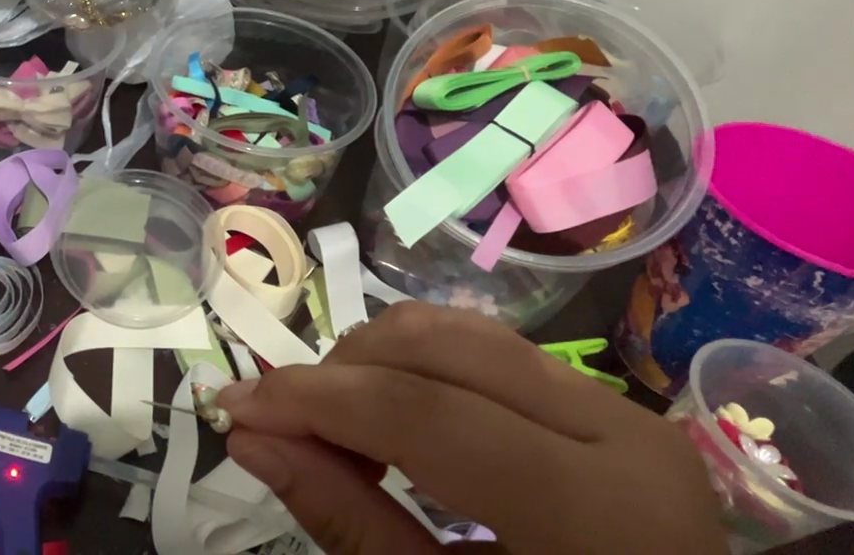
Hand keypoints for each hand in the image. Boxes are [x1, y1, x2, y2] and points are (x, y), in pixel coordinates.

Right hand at [215, 303, 726, 554]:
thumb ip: (349, 524)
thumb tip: (251, 438)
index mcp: (599, 510)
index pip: (424, 413)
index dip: (316, 400)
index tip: (236, 408)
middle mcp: (618, 428)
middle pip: (433, 343)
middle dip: (339, 373)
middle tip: (288, 429)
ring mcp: (615, 405)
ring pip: (451, 330)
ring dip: (371, 364)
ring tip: (339, 430)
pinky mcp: (600, 399)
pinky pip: (479, 349)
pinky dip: (411, 370)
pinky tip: (391, 422)